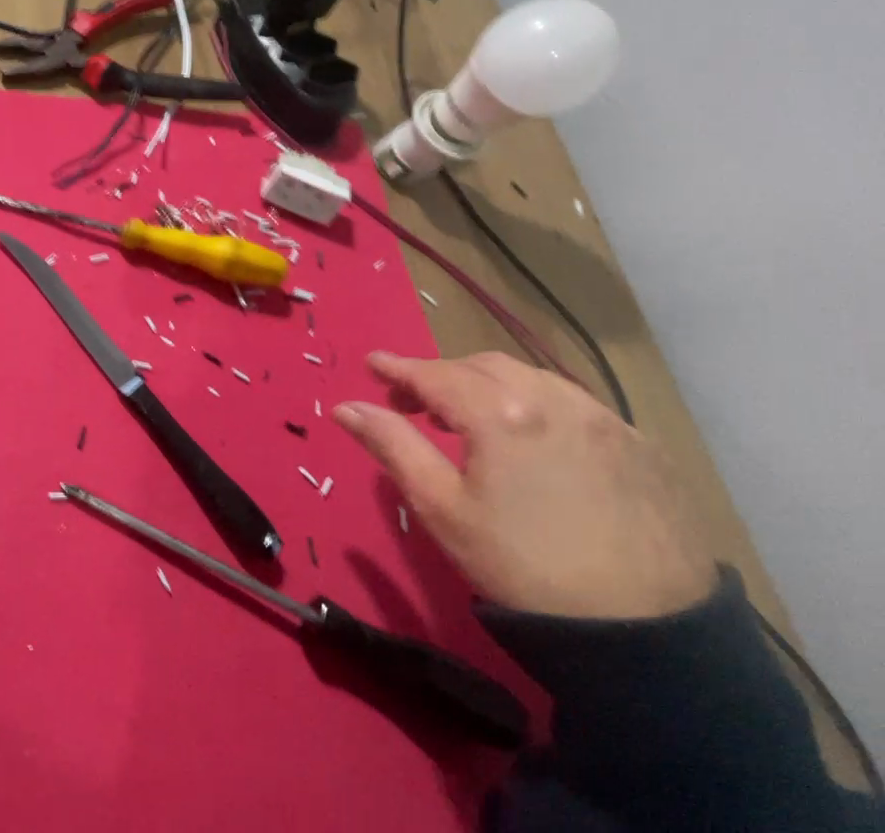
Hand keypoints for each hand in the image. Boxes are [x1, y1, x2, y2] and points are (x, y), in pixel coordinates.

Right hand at [334, 351, 717, 619]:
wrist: (642, 625)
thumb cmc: (520, 564)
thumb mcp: (441, 507)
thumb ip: (393, 446)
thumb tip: (347, 407)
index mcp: (502, 413)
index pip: (438, 374)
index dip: (399, 367)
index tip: (371, 363)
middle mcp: (557, 400)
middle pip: (486, 366)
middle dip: (443, 374)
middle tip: (411, 402)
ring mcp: (607, 420)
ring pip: (535, 379)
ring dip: (490, 385)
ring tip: (467, 419)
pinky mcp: (641, 446)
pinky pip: (575, 404)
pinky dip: (535, 404)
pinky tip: (530, 440)